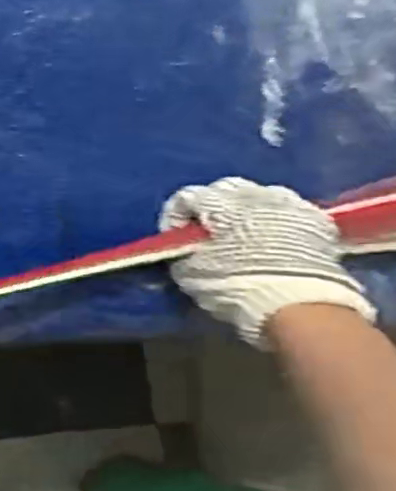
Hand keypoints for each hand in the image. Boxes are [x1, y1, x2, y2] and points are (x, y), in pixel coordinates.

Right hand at [161, 177, 376, 346]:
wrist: (295, 303)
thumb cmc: (230, 282)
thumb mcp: (186, 265)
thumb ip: (181, 244)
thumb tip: (181, 240)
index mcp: (222, 206)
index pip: (187, 196)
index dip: (174, 216)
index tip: (174, 238)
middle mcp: (259, 198)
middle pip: (226, 187)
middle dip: (210, 205)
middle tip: (205, 230)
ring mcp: (294, 208)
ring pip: (261, 193)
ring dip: (245, 208)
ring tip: (238, 230)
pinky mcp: (318, 222)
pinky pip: (289, 208)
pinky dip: (273, 217)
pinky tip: (268, 235)